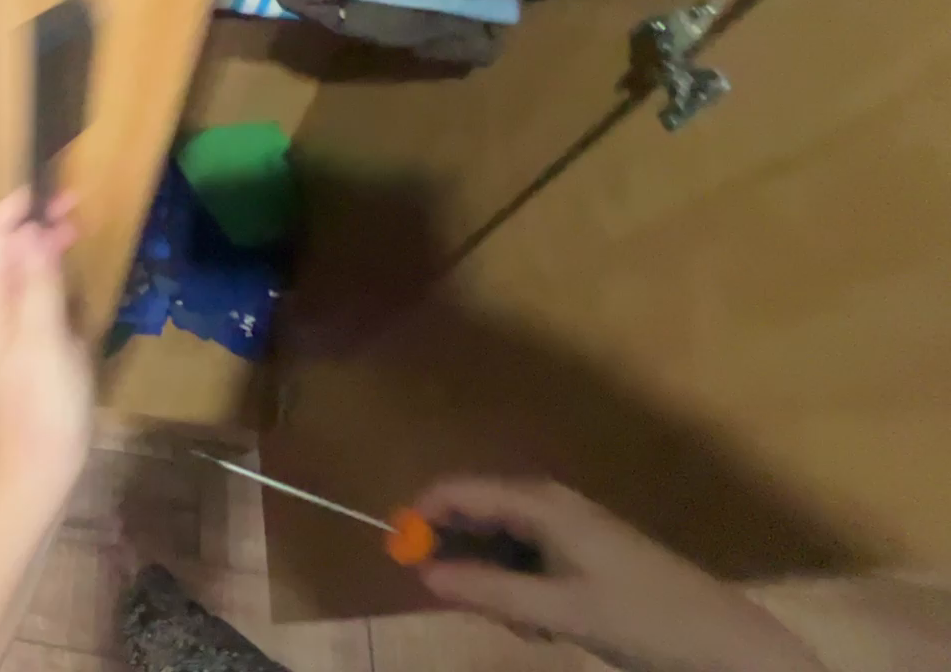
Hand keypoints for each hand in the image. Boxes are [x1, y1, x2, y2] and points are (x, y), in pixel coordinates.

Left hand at [0, 189, 91, 491]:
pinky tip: (75, 281)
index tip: (54, 190)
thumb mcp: (43, 336)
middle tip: (76, 206)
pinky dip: (53, 276)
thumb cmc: (42, 402)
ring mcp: (10, 326)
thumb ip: (38, 281)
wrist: (38, 466)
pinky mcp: (29, 343)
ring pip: (23, 270)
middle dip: (36, 222)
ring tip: (77, 230)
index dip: (17, 207)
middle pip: (8, 248)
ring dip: (45, 246)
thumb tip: (33, 228)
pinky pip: (36, 296)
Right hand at [413, 479, 826, 671]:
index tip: (401, 555)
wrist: (745, 653)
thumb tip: (421, 575)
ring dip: (489, 577)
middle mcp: (545, 503)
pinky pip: (524, 559)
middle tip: (456, 599)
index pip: (456, 492)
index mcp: (538, 502)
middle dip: (457, 554)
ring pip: (497, 540)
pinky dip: (517, 587)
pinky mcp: (582, 555)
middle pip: (473, 513)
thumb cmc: (650, 620)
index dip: (422, 518)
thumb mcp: (564, 611)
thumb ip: (490, 592)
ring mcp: (566, 528)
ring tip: (515, 622)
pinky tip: (539, 623)